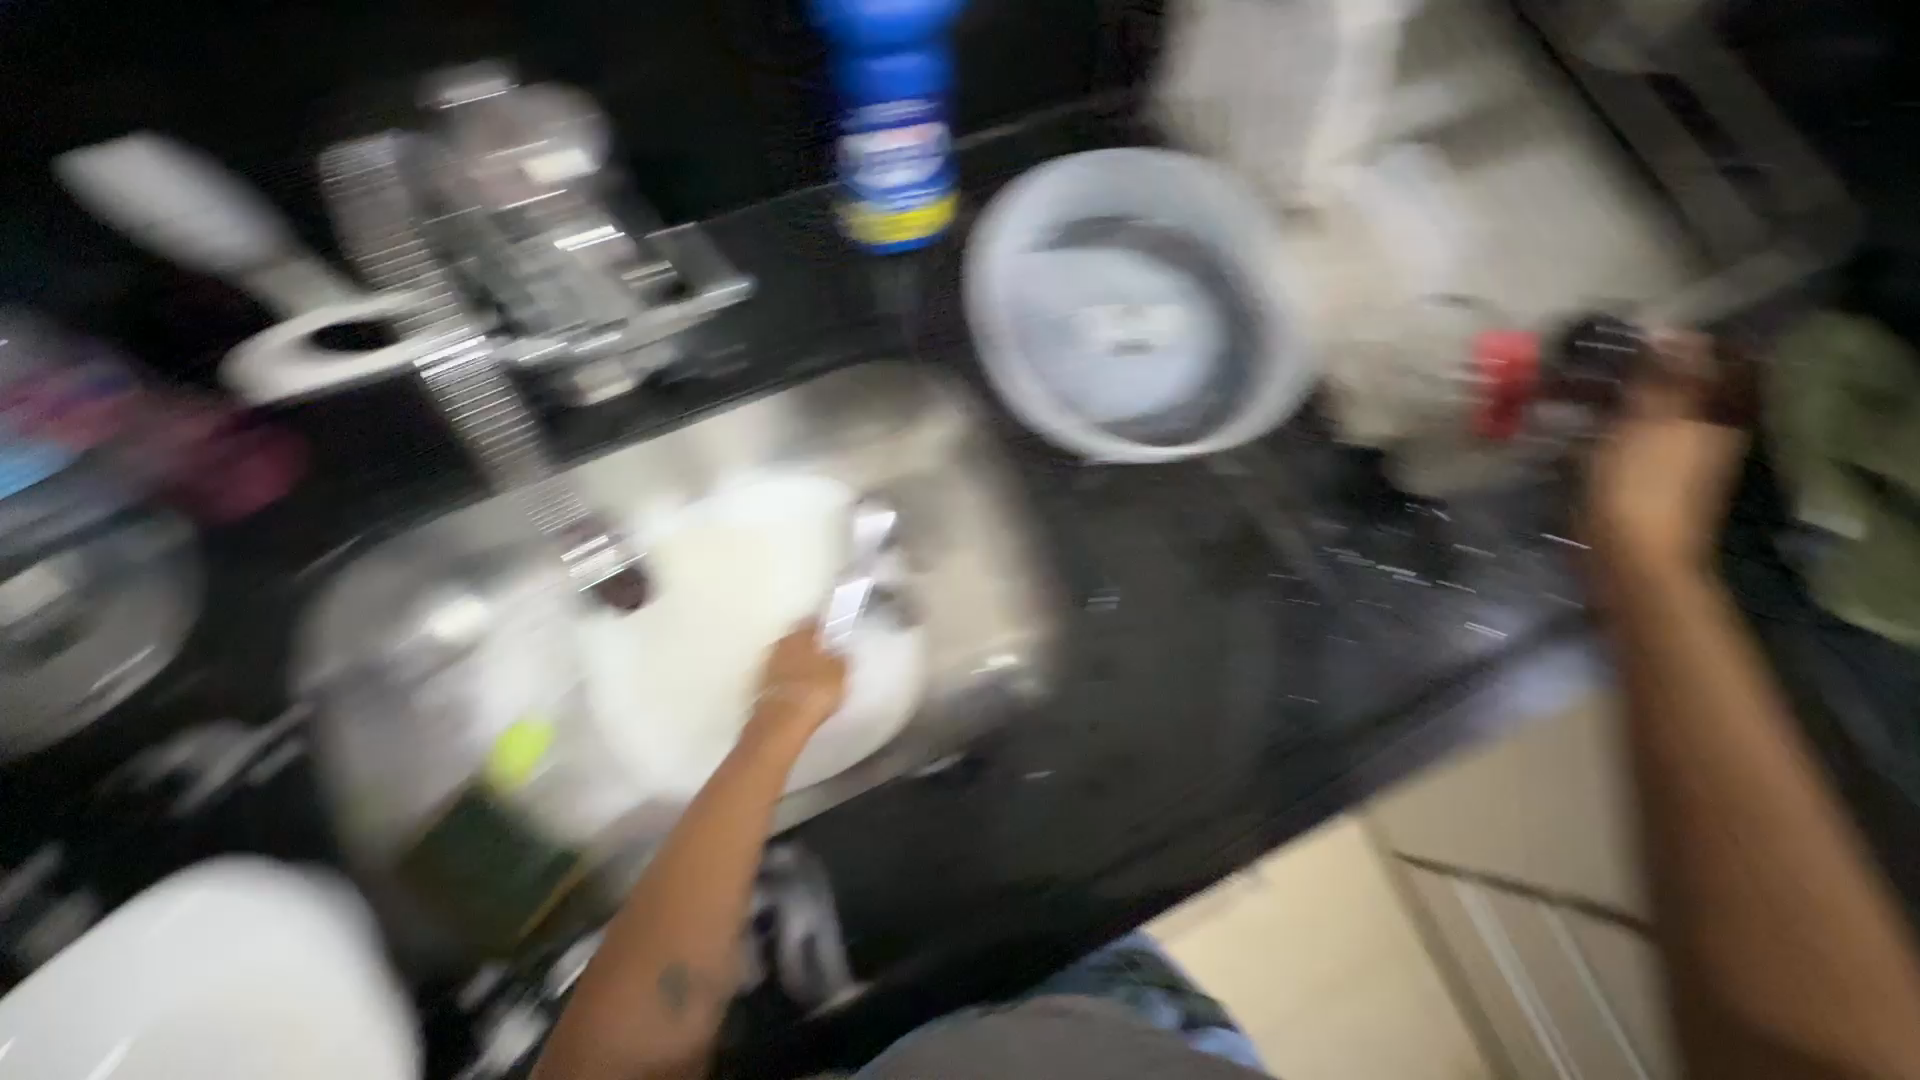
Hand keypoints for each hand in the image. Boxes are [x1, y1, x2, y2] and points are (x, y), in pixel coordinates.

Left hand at [745, 621, 848, 746]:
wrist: (783, 724)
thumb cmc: (815, 692)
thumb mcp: (840, 673)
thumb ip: (840, 658)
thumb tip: (839, 652)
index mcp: (799, 636)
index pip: (812, 622)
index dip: (823, 627)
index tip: (831, 632)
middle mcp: (779, 647)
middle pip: (795, 641)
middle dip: (808, 648)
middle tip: (823, 656)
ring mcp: (767, 668)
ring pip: (785, 660)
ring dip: (796, 666)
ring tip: (812, 678)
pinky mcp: (761, 690)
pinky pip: (779, 680)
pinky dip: (788, 683)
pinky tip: (799, 694)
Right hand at [1584, 329, 1750, 574]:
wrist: (1629, 558)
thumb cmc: (1642, 487)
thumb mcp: (1651, 421)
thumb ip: (1661, 375)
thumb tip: (1670, 329)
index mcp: (1713, 413)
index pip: (1704, 361)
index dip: (1670, 344)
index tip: (1625, 334)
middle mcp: (1698, 431)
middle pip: (1665, 387)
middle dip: (1623, 372)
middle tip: (1576, 361)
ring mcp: (1666, 459)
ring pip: (1634, 414)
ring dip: (1599, 401)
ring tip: (1555, 392)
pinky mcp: (1634, 482)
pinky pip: (1614, 442)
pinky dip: (1590, 431)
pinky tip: (1561, 430)